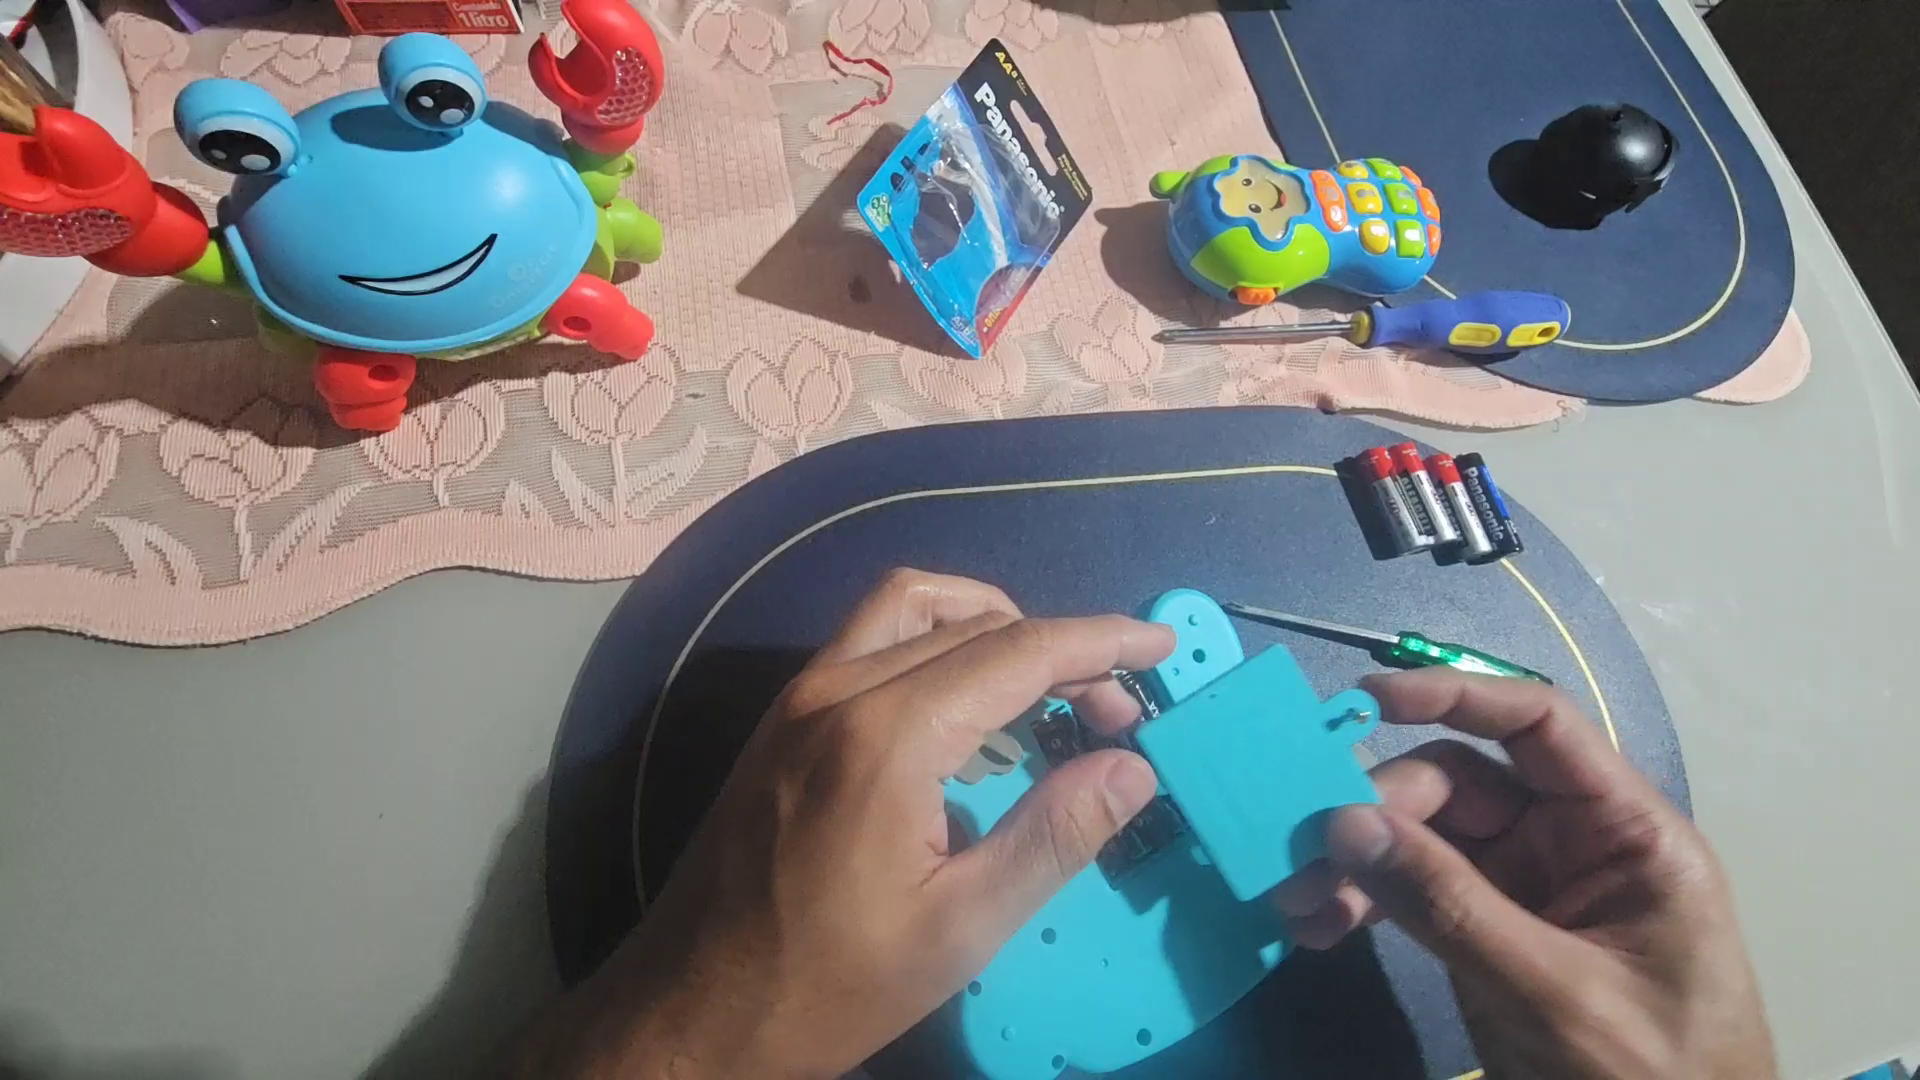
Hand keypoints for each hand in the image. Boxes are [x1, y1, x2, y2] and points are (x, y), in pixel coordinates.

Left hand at [492, 569, 1174, 1079]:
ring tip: (1043, 682)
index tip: (1156, 645)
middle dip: (1059, 649)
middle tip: (1110, 708)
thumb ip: (1054, 835)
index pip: (1017, 653)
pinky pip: (875, 631)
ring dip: (992, 622)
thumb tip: (1133, 768)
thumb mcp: (960, 929)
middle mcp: (841, 686)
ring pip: (916, 603)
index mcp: (888, 737)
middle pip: (975, 626)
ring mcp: (805, 688)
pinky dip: (937, 636)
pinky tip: (963, 697)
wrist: (689, 1009)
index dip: (1098, 642)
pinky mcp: (789, 706)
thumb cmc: (828, 984)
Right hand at [1273, 669, 1775, 1079]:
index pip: (1537, 725)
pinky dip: (1355, 896)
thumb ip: (1450, 906)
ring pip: (1409, 829)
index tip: (1370, 699)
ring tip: (1300, 902)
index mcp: (1621, 832)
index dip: (1455, 695)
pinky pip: (1398, 879)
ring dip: (1351, 861)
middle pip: (1447, 783)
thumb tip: (1343, 823)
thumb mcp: (1556, 995)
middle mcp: (1559, 835)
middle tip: (1313, 854)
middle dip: (1375, 815)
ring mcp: (1511, 874)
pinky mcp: (1470, 912)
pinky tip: (1319, 925)